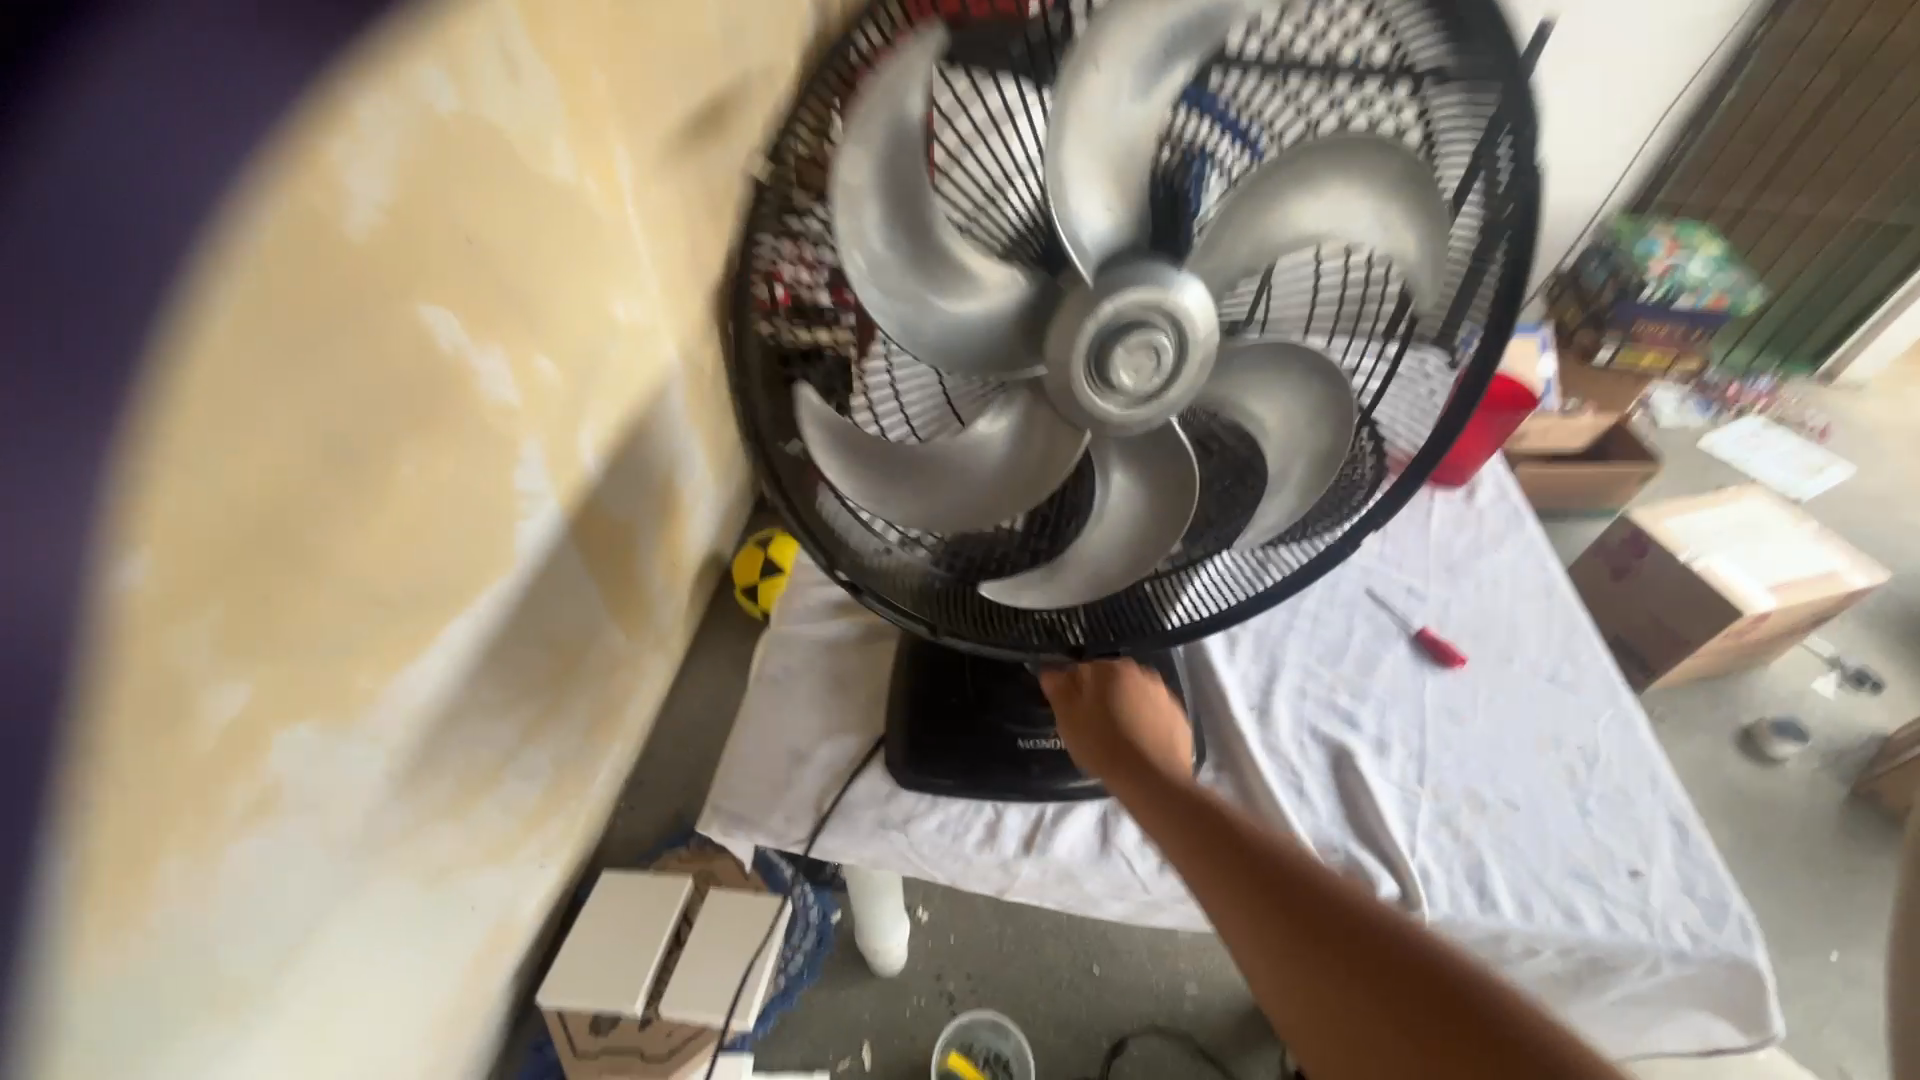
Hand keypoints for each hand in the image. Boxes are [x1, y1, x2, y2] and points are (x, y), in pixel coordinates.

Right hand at [1036, 659, 1193, 785]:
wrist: (1152, 780)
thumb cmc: (1102, 746)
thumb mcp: (1068, 719)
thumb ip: (1058, 690)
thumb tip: (1050, 672)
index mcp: (1110, 669)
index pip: (1082, 670)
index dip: (1073, 692)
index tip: (1070, 714)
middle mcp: (1140, 672)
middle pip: (1111, 681)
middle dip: (1100, 698)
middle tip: (1091, 727)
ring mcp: (1164, 694)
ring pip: (1134, 696)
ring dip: (1124, 708)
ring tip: (1116, 738)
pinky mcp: (1179, 716)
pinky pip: (1153, 713)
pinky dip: (1145, 722)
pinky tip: (1138, 745)